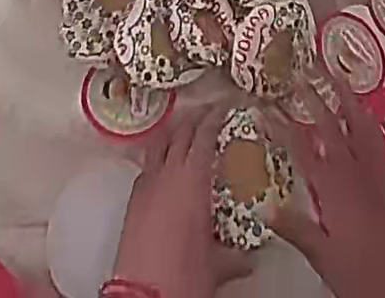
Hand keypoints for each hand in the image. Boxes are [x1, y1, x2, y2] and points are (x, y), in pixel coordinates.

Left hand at [111, 106, 239, 297]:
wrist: (143, 297)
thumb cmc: (184, 276)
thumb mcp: (217, 264)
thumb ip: (236, 254)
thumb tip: (252, 256)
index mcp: (192, 179)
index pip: (204, 134)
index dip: (215, 116)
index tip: (225, 106)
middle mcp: (168, 173)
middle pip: (181, 131)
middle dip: (196, 119)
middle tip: (210, 114)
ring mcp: (147, 183)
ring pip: (161, 143)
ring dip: (175, 133)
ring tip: (187, 131)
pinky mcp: (133, 198)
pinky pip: (148, 165)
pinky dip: (160, 156)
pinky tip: (167, 165)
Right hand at [262, 81, 384, 297]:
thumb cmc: (356, 272)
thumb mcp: (320, 252)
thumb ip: (295, 225)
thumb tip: (265, 204)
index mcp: (332, 186)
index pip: (300, 147)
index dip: (279, 125)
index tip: (263, 106)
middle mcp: (353, 171)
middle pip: (330, 125)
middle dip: (312, 97)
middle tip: (298, 73)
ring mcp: (372, 171)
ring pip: (359, 124)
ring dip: (346, 97)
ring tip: (335, 74)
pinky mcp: (384, 179)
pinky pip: (376, 139)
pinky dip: (366, 120)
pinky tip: (363, 112)